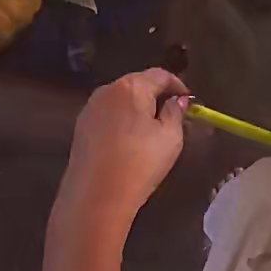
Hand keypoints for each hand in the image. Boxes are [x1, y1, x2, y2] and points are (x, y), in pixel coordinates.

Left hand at [59, 68, 188, 221]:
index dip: (178, 85)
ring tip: (151, 130)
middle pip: (138, 84)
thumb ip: (175, 113)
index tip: (189, 102)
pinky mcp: (80, 127)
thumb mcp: (170, 138)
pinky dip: (122, 120)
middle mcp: (107, 90)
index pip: (160, 75)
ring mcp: (90, 108)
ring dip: (138, 108)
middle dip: (157, 96)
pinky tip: (128, 141)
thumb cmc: (140, 163)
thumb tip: (178, 101)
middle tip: (173, 116)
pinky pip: (108, 115)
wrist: (96, 195)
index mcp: (131, 87)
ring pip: (121, 100)